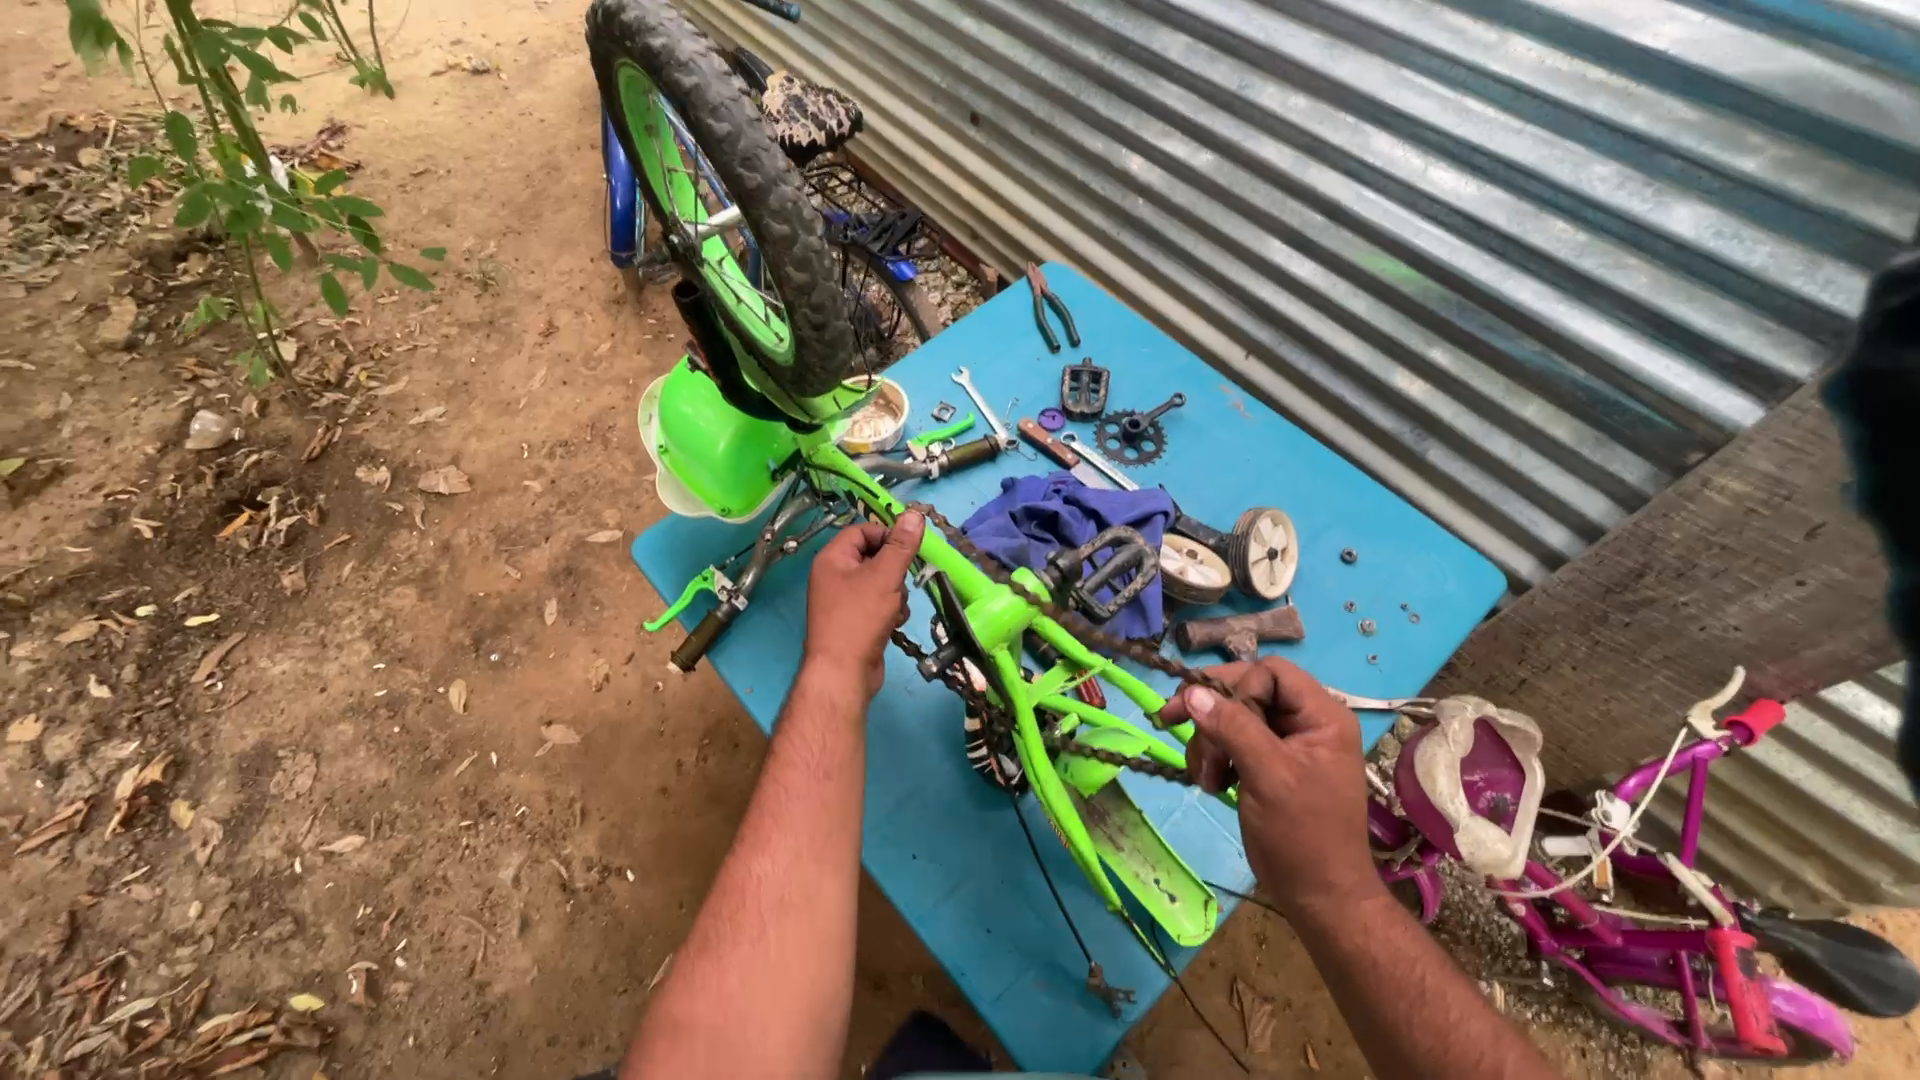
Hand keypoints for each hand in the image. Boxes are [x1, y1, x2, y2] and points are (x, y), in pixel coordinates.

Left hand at [801, 511, 924, 699]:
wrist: (843, 671)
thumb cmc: (860, 617)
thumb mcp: (885, 576)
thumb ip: (901, 545)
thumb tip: (913, 513)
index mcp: (832, 559)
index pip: (862, 531)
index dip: (887, 535)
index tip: (909, 547)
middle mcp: (833, 576)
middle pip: (873, 557)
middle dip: (895, 570)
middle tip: (904, 580)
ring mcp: (842, 601)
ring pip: (880, 582)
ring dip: (896, 593)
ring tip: (896, 607)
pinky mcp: (854, 621)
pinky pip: (878, 604)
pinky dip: (890, 611)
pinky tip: (894, 623)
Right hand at [1159, 657, 1383, 919]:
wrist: (1318, 896)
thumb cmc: (1303, 836)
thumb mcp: (1268, 776)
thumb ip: (1233, 728)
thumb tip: (1193, 692)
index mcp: (1321, 717)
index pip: (1270, 673)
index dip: (1235, 687)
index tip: (1209, 718)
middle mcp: (1305, 722)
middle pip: (1246, 691)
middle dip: (1212, 715)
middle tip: (1170, 724)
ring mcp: (1285, 744)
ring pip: (1231, 716)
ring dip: (1208, 741)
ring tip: (1206, 777)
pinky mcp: (1267, 764)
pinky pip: (1230, 741)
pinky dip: (1213, 757)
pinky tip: (1211, 782)